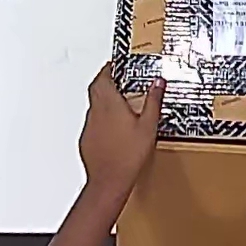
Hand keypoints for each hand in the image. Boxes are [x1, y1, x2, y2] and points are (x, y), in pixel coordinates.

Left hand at [79, 64, 163, 199]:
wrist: (110, 180)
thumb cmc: (129, 154)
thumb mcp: (149, 125)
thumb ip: (153, 101)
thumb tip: (158, 82)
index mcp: (109, 104)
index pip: (103, 78)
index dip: (107, 69)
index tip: (114, 64)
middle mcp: (96, 113)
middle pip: (95, 89)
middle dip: (104, 80)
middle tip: (115, 77)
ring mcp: (89, 127)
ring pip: (94, 106)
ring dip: (103, 100)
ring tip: (119, 102)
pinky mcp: (87, 141)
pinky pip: (93, 123)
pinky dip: (102, 119)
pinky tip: (115, 128)